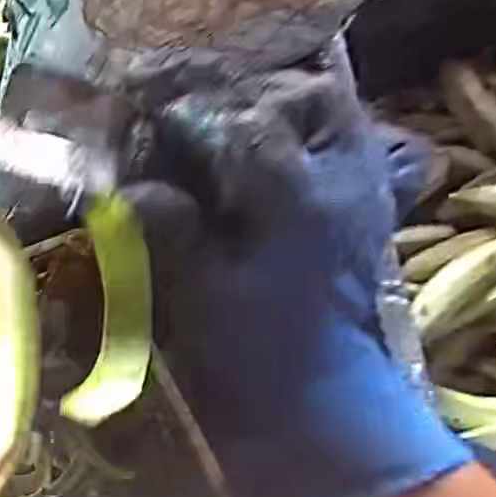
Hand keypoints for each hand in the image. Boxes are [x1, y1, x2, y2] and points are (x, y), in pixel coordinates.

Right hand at [130, 55, 467, 496]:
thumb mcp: (200, 295)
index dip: (189, 111)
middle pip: (305, 99)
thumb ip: (170, 231)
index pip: (243, 126)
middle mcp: (342, 179)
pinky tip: (277, 149)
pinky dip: (314, 135)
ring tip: (228, 123)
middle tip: (189, 112)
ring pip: (336, 114)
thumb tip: (127, 187)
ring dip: (279, 106)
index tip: (145, 108)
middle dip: (242, 97)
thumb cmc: (254, 354)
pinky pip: (357, 144)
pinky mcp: (368, 208)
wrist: (318, 400)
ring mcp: (364, 190)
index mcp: (295, 200)